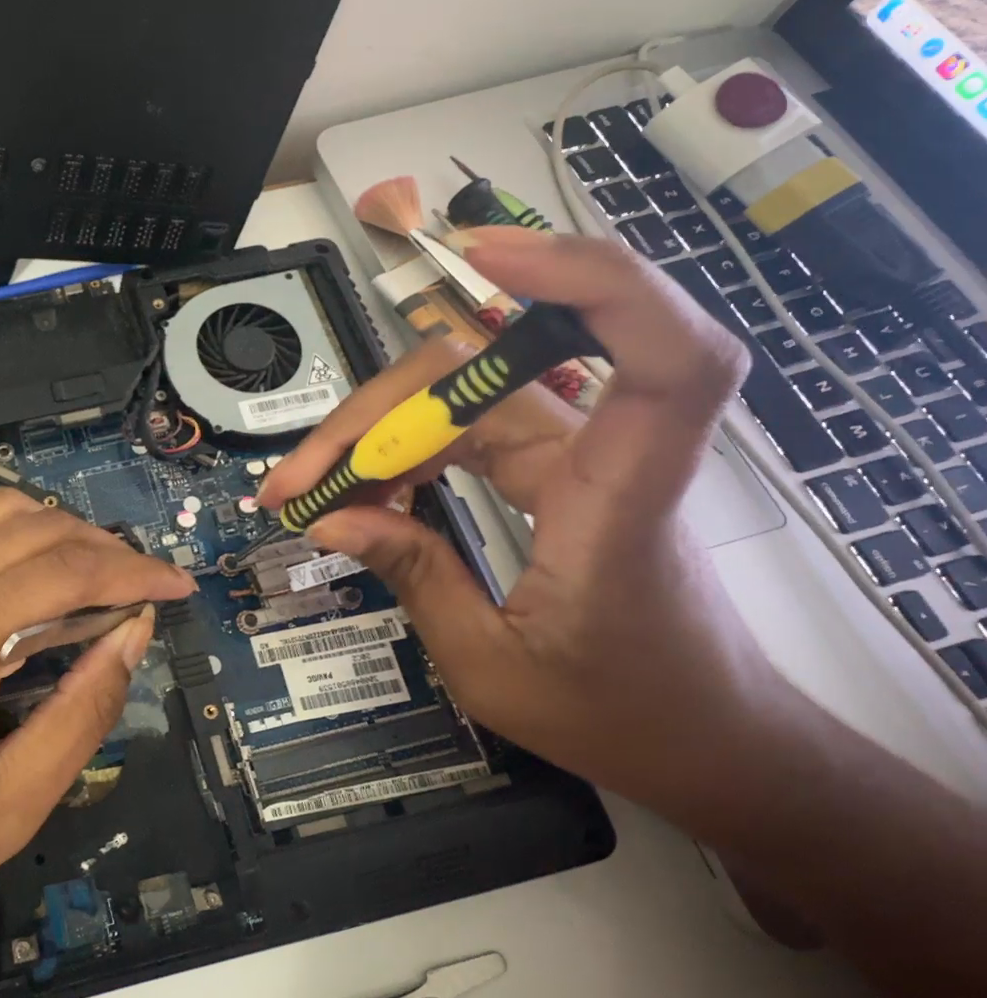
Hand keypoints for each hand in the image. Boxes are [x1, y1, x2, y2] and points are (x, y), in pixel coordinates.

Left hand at [0, 489, 193, 985]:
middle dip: (104, 551)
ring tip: (92, 575)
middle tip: (145, 589)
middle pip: (33, 530)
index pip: (64, 571)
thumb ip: (79, 715)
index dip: (134, 573)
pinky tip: (7, 558)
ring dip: (51, 530)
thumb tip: (131, 635)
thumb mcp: (6, 809)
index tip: (178, 587)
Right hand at [257, 229, 762, 791]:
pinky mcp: (553, 471)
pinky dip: (401, 456)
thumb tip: (332, 520)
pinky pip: (465, 435)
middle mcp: (601, 456)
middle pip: (486, 379)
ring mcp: (574, 458)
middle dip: (377, 416)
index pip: (657, 359)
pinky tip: (356, 493)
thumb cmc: (616, 712)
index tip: (487, 258)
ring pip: (461, 402)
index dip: (590, 283)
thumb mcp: (494, 666)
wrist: (700, 740)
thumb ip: (417, 579)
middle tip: (298, 481)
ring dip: (374, 438)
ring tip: (306, 492)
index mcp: (621, 500)